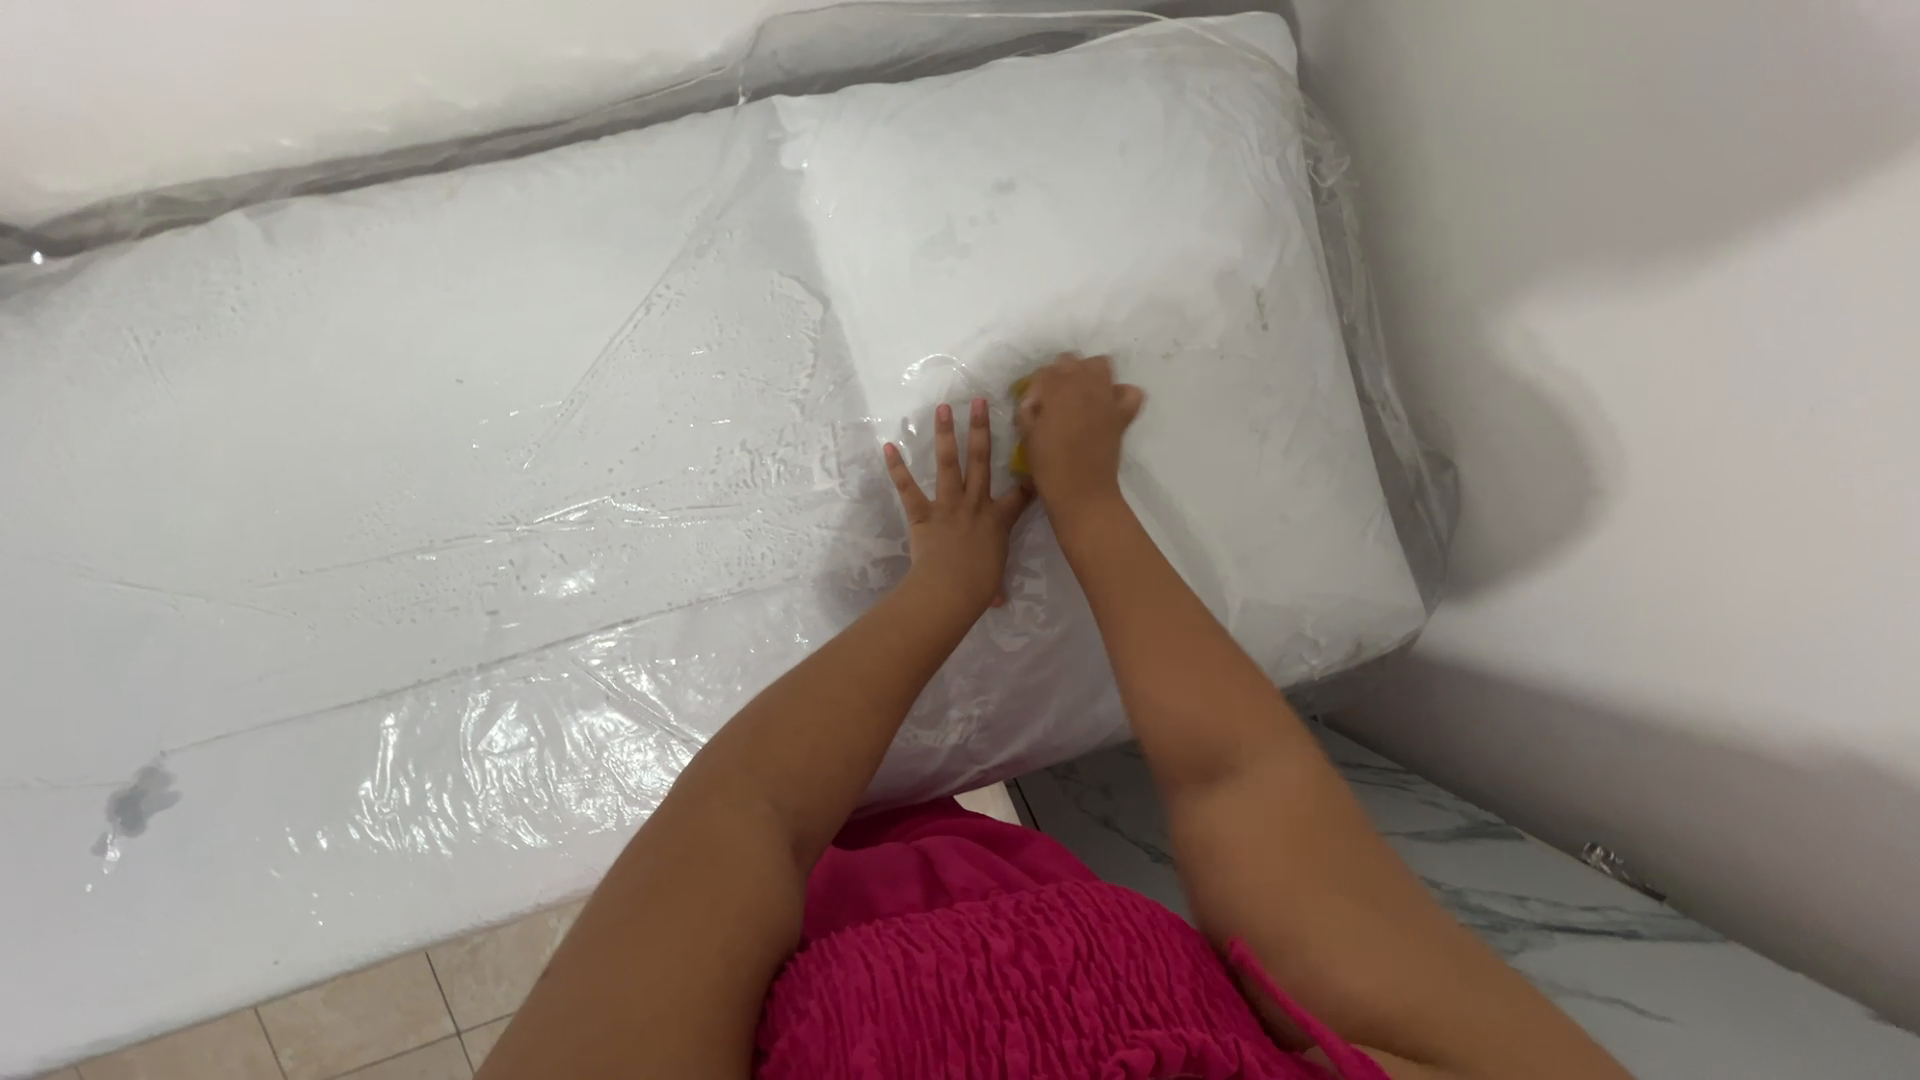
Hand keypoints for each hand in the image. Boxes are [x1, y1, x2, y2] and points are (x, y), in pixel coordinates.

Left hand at [885, 398, 1033, 614]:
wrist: (952, 588)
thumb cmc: (979, 587)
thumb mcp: (994, 583)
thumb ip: (995, 587)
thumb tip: (997, 601)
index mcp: (999, 521)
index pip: (1020, 495)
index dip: (1028, 479)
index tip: (1032, 459)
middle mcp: (976, 504)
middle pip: (982, 460)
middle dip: (981, 429)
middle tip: (979, 401)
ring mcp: (949, 505)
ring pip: (949, 463)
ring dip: (946, 434)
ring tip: (943, 408)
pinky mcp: (923, 514)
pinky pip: (908, 488)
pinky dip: (897, 469)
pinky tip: (888, 447)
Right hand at [1014, 353, 1144, 523]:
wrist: (1081, 491)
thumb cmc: (1048, 465)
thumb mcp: (1027, 434)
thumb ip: (1028, 410)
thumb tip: (1033, 401)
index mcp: (1057, 388)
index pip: (1045, 372)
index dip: (1036, 387)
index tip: (1032, 407)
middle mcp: (1084, 385)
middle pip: (1071, 361)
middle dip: (1060, 374)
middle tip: (1053, 399)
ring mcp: (1107, 397)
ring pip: (1101, 365)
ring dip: (1088, 374)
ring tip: (1079, 394)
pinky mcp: (1122, 414)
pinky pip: (1130, 392)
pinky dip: (1120, 393)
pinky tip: (1108, 404)